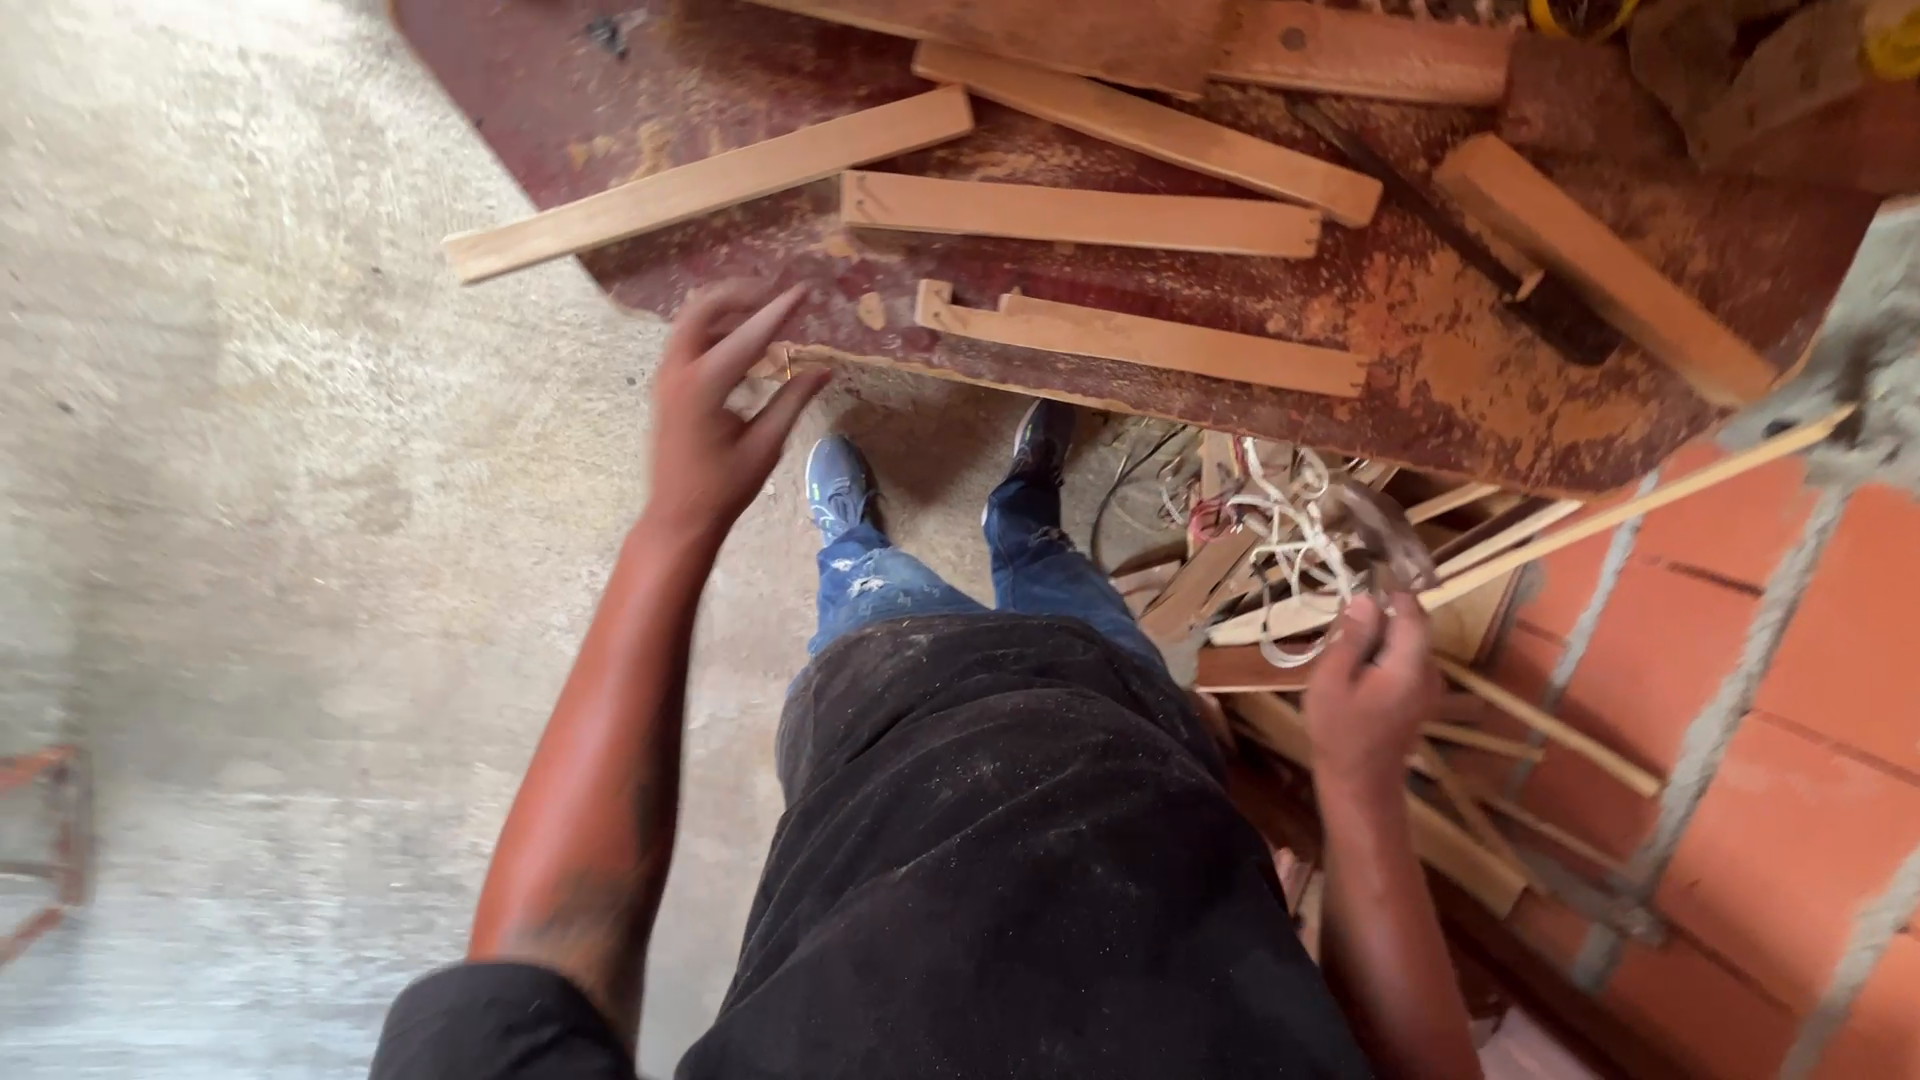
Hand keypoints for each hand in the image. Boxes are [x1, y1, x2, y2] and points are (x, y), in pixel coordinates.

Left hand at [642, 279, 831, 545]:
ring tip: (763, 317)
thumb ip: (793, 400)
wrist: (679, 516)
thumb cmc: (724, 487)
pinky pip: (688, 342)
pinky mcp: (666, 387)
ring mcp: (666, 377)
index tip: (804, 291)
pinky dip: (715, 333)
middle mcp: (678, 371)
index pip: (749, 335)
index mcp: (705, 385)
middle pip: (703, 308)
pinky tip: (743, 348)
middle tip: (774, 295)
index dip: (781, 311)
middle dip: (740, 295)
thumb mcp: (766, 445)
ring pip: (692, 322)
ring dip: (726, 312)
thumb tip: (823, 370)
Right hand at [1302, 592, 1438, 797]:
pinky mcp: (1420, 698)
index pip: (1413, 614)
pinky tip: (1355, 672)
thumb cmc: (1338, 729)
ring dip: (1378, 638)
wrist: (1358, 780)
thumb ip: (1352, 638)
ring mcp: (1428, 688)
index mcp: (1409, 666)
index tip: (1362, 582)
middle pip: (1411, 628)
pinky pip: (1405, 662)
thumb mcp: (1332, 679)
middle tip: (1340, 627)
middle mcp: (1429, 673)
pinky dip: (1382, 656)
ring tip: (1342, 653)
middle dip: (1379, 618)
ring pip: (1407, 644)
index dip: (1392, 593)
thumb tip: (1366, 599)